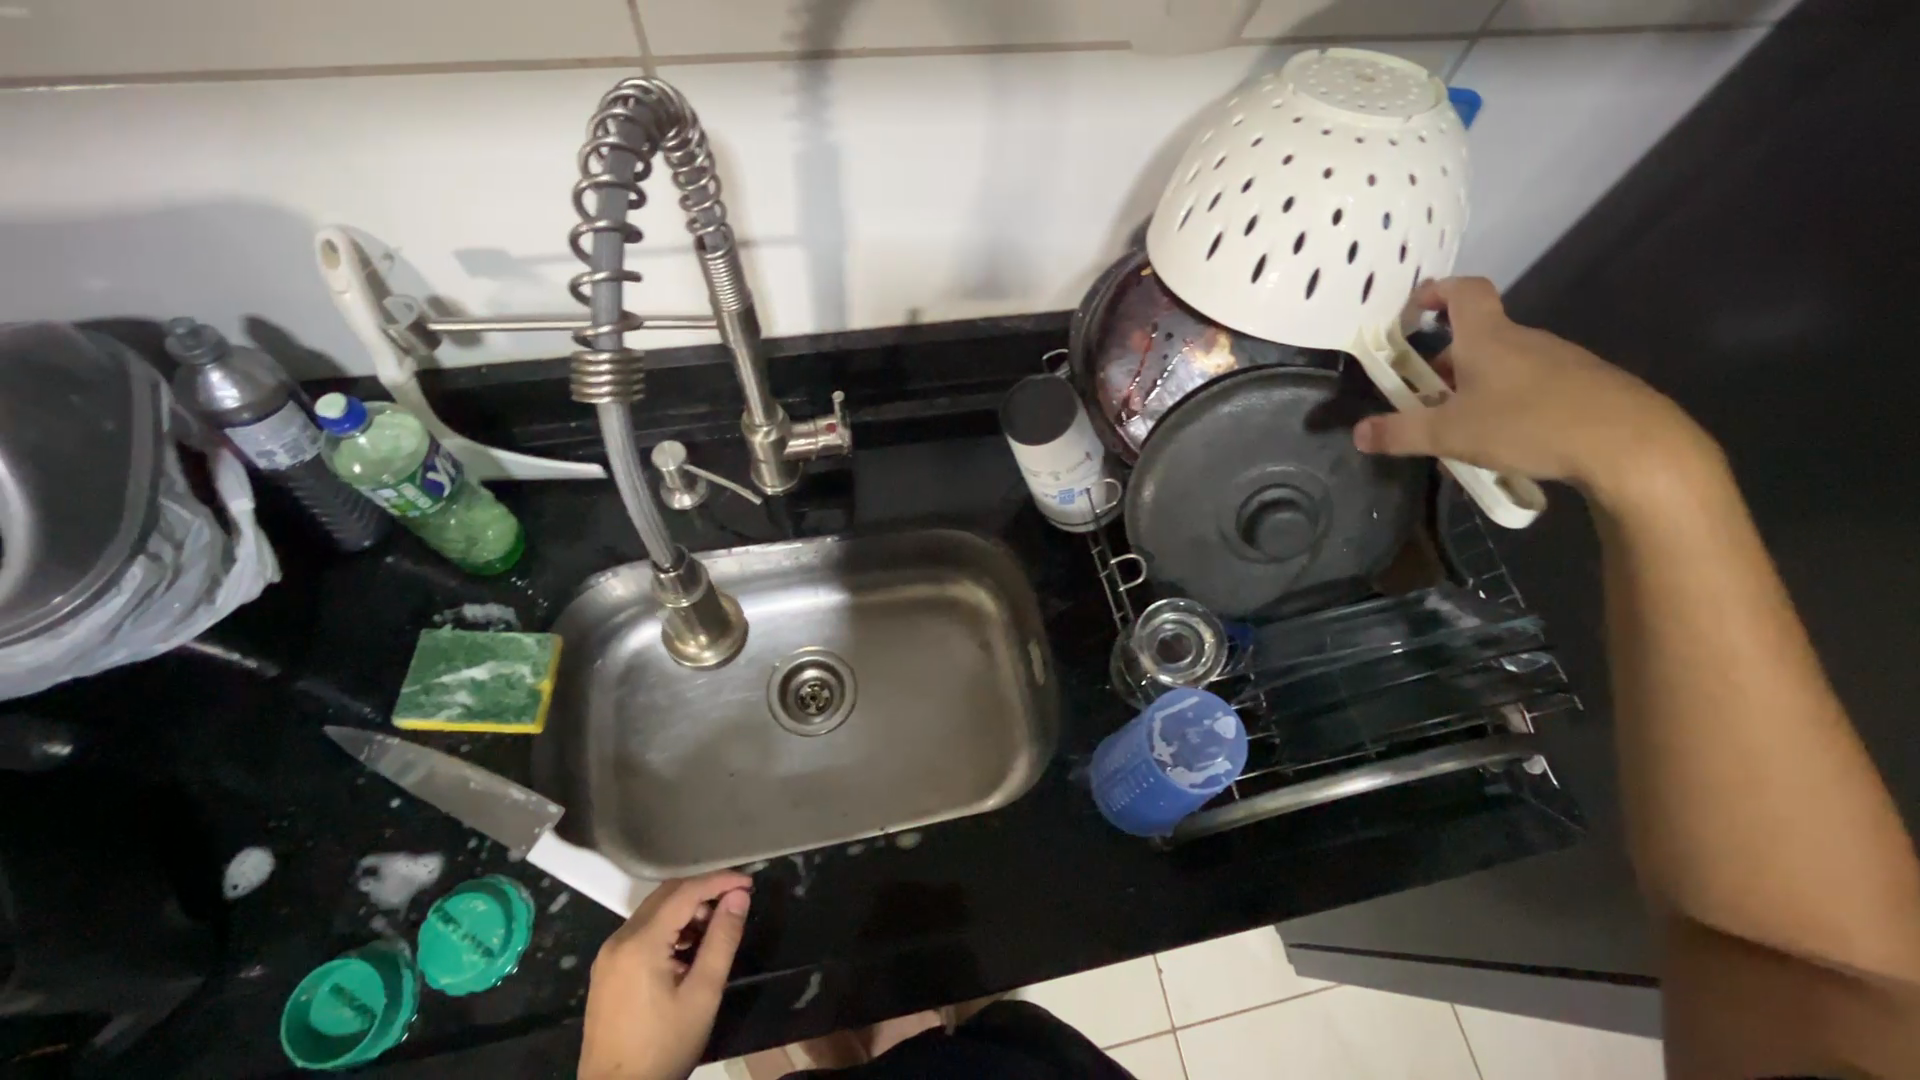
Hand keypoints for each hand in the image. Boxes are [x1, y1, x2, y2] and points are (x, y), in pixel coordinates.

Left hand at [579, 872, 752, 1079]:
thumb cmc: (665, 1047)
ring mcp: (608, 956)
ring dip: (686, 911)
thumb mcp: (703, 993)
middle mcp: (619, 940)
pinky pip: (641, 933)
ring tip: (715, 931)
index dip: (719, 881)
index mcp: (640, 942)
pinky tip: (688, 951)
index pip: (684, 892)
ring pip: (653, 913)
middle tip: (736, 903)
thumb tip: (739, 896)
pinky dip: (669, 929)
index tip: (750, 883)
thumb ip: (722, 939)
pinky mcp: (606, 972)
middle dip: (703, 891)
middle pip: (666, 895)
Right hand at [1353, 277, 1714, 503]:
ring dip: (1476, 387)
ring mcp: (1558, 361)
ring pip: (1503, 365)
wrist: (1628, 444)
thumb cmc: (1528, 424)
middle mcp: (1523, 339)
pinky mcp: (1583, 385)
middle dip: (1445, 363)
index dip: (1435, 292)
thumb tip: (1359, 433)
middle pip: (1476, 337)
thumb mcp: (1450, 435)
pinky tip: (1508, 440)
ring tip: (1462, 429)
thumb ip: (1400, 433)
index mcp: (1487, 338)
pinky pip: (1532, 386)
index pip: (1463, 291)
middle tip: (1424, 399)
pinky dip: (1509, 404)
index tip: (1414, 311)